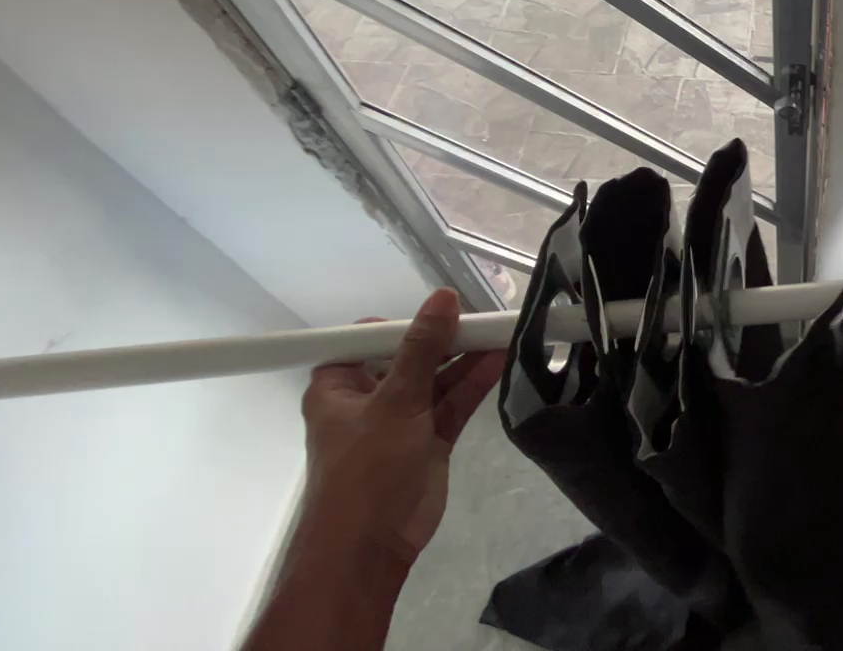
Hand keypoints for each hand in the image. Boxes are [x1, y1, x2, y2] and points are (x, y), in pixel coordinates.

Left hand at [298, 288, 505, 565]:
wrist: (371, 545)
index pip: (368, 341)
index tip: (441, 309)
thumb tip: (443, 297)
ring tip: (502, 333)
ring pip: (439, 377)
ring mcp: (403, 419)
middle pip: (411, 356)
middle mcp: (371, 399)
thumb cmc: (367, 467)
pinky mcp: (431, 438)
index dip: (403, 323)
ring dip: (467, 358)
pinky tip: (502, 358)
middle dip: (445, 338)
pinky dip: (476, 381)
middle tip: (482, 318)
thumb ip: (423, 348)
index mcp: (341, 388)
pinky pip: (455, 400)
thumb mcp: (395, 400)